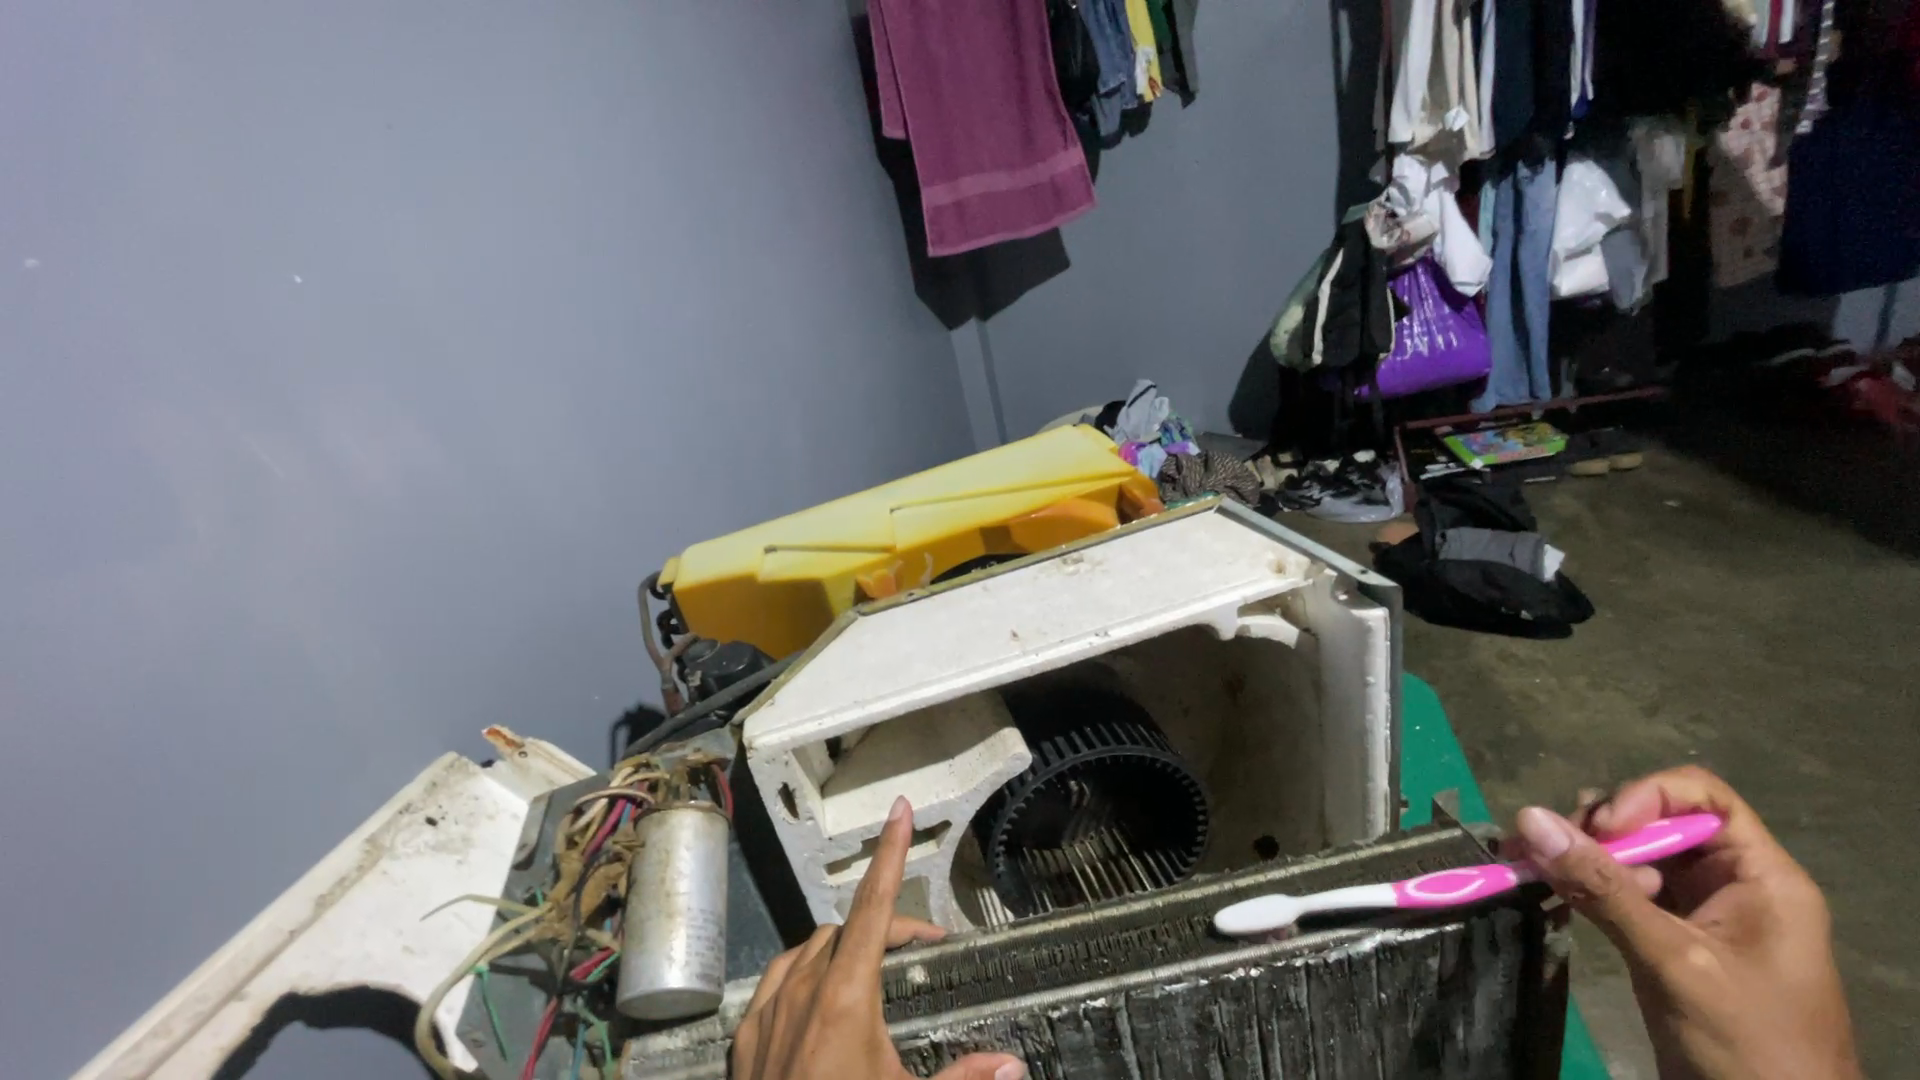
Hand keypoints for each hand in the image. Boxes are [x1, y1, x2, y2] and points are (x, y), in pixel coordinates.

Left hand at [731, 796, 1026, 1079]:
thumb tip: (1013, 1068)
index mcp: (847, 997)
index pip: (875, 905)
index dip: (891, 852)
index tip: (900, 809)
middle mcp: (804, 989)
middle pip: (849, 927)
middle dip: (887, 926)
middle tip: (919, 951)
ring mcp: (770, 1010)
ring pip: (811, 947)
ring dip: (845, 946)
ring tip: (871, 972)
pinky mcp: (746, 1035)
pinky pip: (779, 977)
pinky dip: (805, 970)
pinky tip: (817, 996)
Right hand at [1512, 766, 1858, 1079]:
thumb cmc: (1749, 1044)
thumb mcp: (1675, 961)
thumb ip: (1603, 888)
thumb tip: (1528, 817)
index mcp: (1759, 878)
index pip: (1700, 797)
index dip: (1645, 797)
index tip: (1602, 831)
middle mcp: (1726, 881)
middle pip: (1652, 818)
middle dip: (1596, 827)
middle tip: (1549, 851)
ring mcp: (1691, 908)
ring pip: (1625, 849)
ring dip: (1575, 851)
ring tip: (1530, 865)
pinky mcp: (1660, 933)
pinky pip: (1612, 885)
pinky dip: (1574, 879)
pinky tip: (1541, 884)